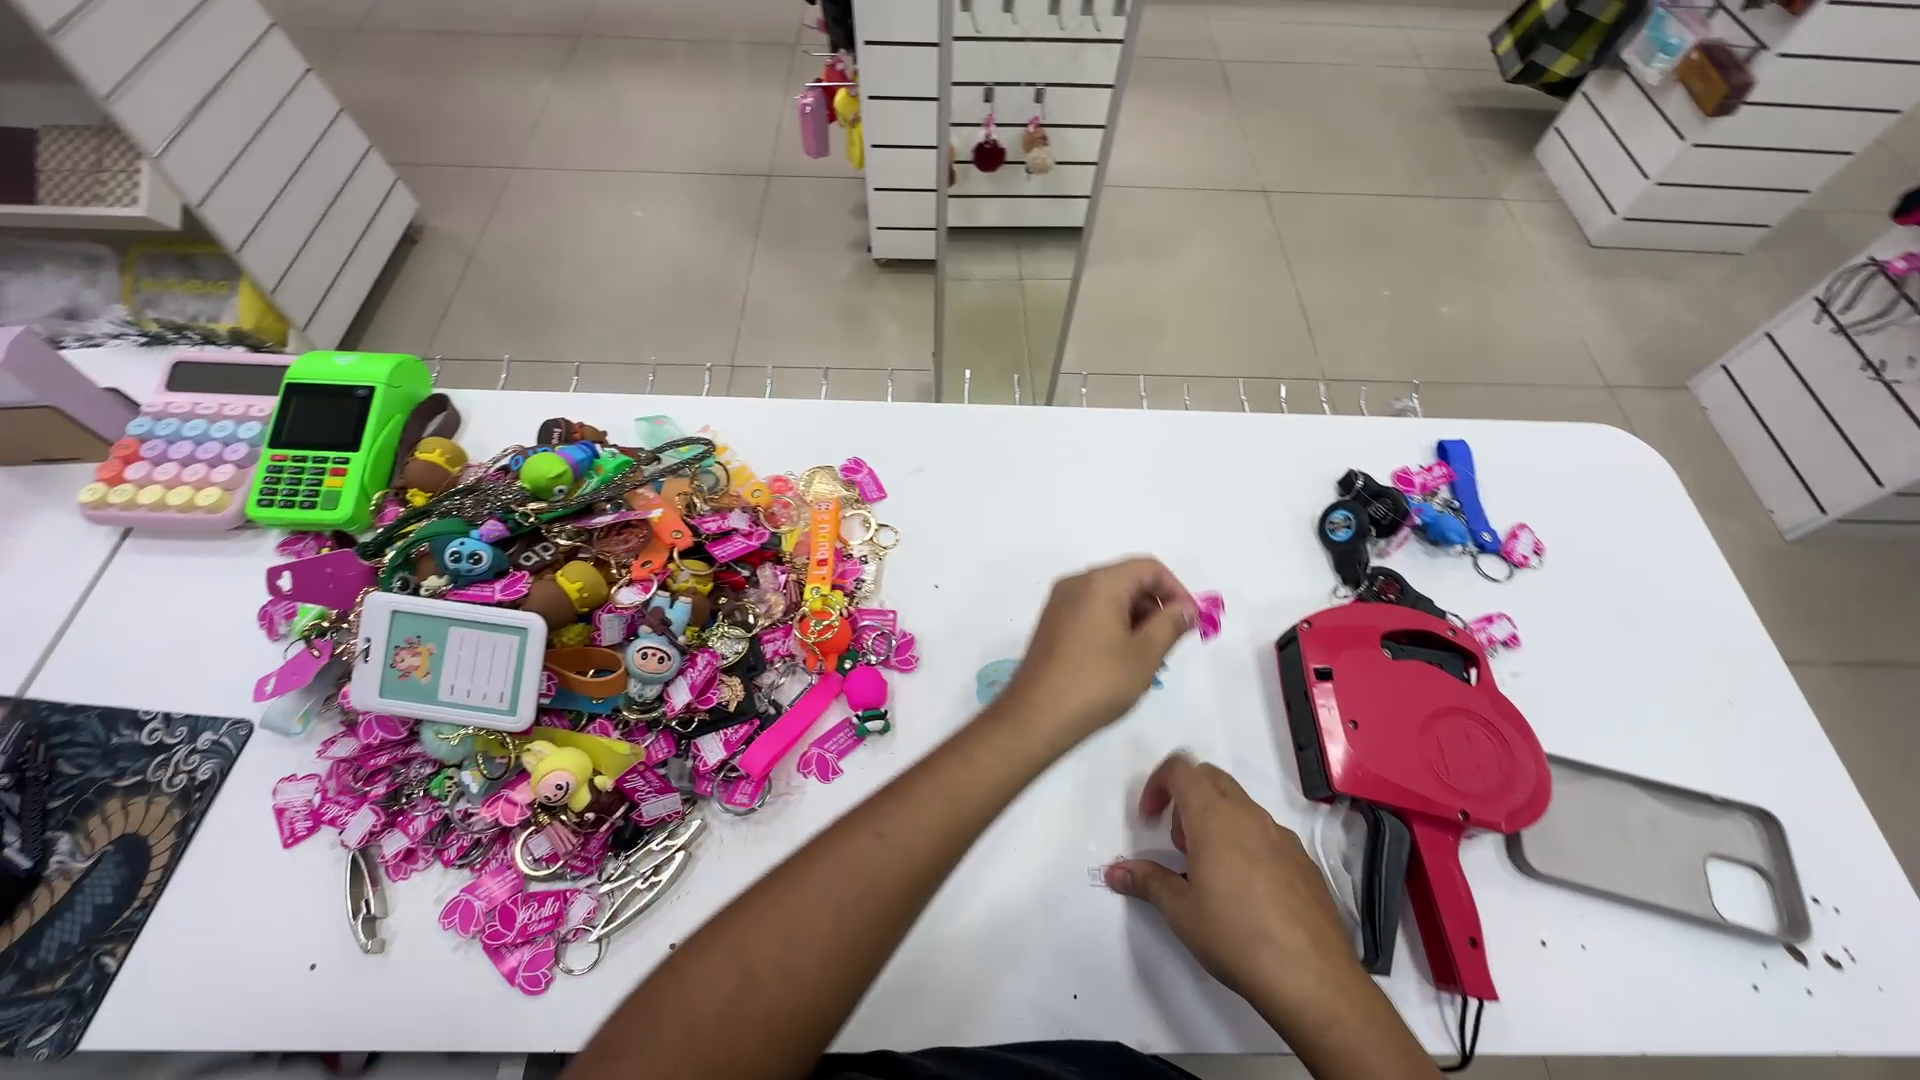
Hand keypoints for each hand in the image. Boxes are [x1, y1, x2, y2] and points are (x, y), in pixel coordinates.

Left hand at [996, 557, 1195, 737]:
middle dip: (1156, 606)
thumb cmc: (1097, 682)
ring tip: (1148, 657)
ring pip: (1109, 598)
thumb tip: (1187, 609)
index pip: (1149, 568)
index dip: (1177, 590)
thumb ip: (1171, 624)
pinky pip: (1091, 612)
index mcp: (1099, 582)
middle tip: (1171, 643)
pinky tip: (1122, 660)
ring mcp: (1059, 604)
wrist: (1036, 716)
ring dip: (1136, 619)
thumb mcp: (1145, 654)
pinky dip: (1113, 626)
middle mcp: (1075, 584)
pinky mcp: (1051, 624)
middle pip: (1127, 580)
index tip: (1192, 621)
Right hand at [1105, 754, 1361, 1008]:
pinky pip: (1265, 833)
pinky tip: (1246, 893)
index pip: (1181, 769)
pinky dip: (1245, 843)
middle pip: (1210, 777)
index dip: (1157, 784)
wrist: (1312, 977)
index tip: (1149, 820)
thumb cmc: (1235, 937)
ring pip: (1240, 805)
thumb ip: (1147, 882)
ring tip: (1209, 873)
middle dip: (1185, 798)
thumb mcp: (1181, 912)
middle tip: (1178, 845)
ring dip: (1215, 821)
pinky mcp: (1303, 860)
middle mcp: (1249, 816)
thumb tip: (1115, 872)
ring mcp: (1282, 836)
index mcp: (1215, 818)